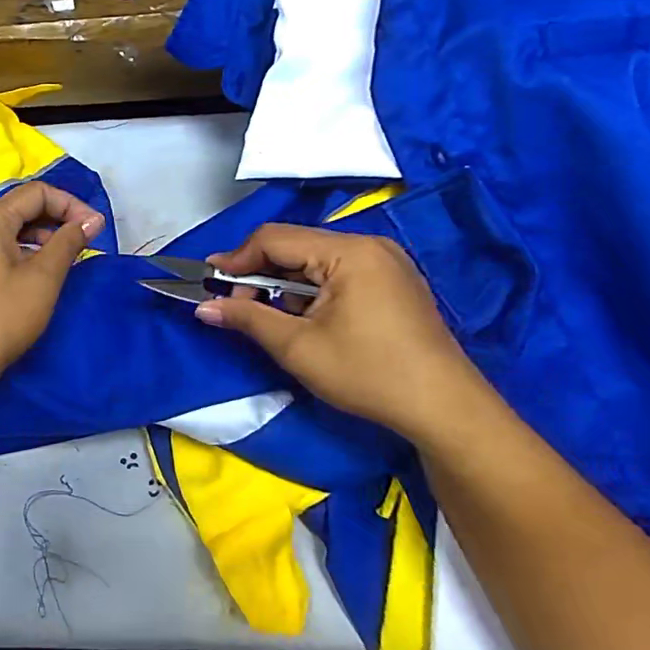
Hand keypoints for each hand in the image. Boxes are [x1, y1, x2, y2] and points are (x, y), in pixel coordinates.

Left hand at [0, 182, 103, 466]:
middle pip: (22, 206)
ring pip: (12, 227)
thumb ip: (69, 241)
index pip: (36, 192)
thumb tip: (91, 219)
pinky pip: (0, 246)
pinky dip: (26, 250)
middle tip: (86, 241)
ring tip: (69, 258)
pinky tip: (42, 271)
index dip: (71, 204)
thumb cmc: (3, 315)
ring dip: (44, 235)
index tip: (95, 228)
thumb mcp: (44, 276)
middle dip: (58, 217)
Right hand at [194, 224, 491, 444]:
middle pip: (295, 246)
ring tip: (272, 319)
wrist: (446, 411)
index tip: (209, 284)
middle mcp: (369, 245)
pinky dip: (312, 291)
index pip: (275, 238)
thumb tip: (203, 307)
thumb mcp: (298, 348)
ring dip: (285, 285)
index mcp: (349, 251)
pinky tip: (307, 320)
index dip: (236, 259)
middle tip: (236, 307)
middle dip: (260, 274)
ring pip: (315, 261)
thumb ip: (247, 318)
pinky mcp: (394, 282)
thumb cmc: (369, 374)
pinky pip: (338, 272)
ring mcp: (386, 262)